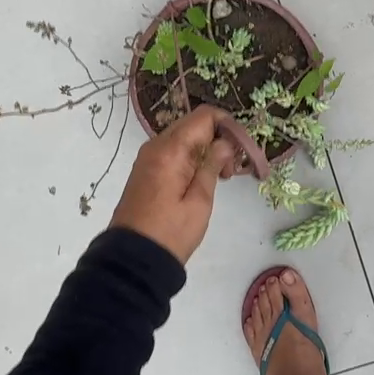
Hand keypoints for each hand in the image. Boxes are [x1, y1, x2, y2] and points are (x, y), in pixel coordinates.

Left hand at [109, 106, 238, 263]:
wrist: (133, 259)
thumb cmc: (171, 233)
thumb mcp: (200, 200)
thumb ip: (212, 164)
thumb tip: (225, 142)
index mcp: (170, 149)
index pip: (204, 116)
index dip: (228, 126)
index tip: (240, 151)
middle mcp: (156, 145)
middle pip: (194, 123)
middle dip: (218, 137)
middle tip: (232, 168)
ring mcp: (148, 156)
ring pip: (184, 136)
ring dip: (205, 148)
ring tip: (220, 176)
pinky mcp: (145, 168)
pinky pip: (173, 150)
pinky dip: (191, 156)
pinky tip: (201, 179)